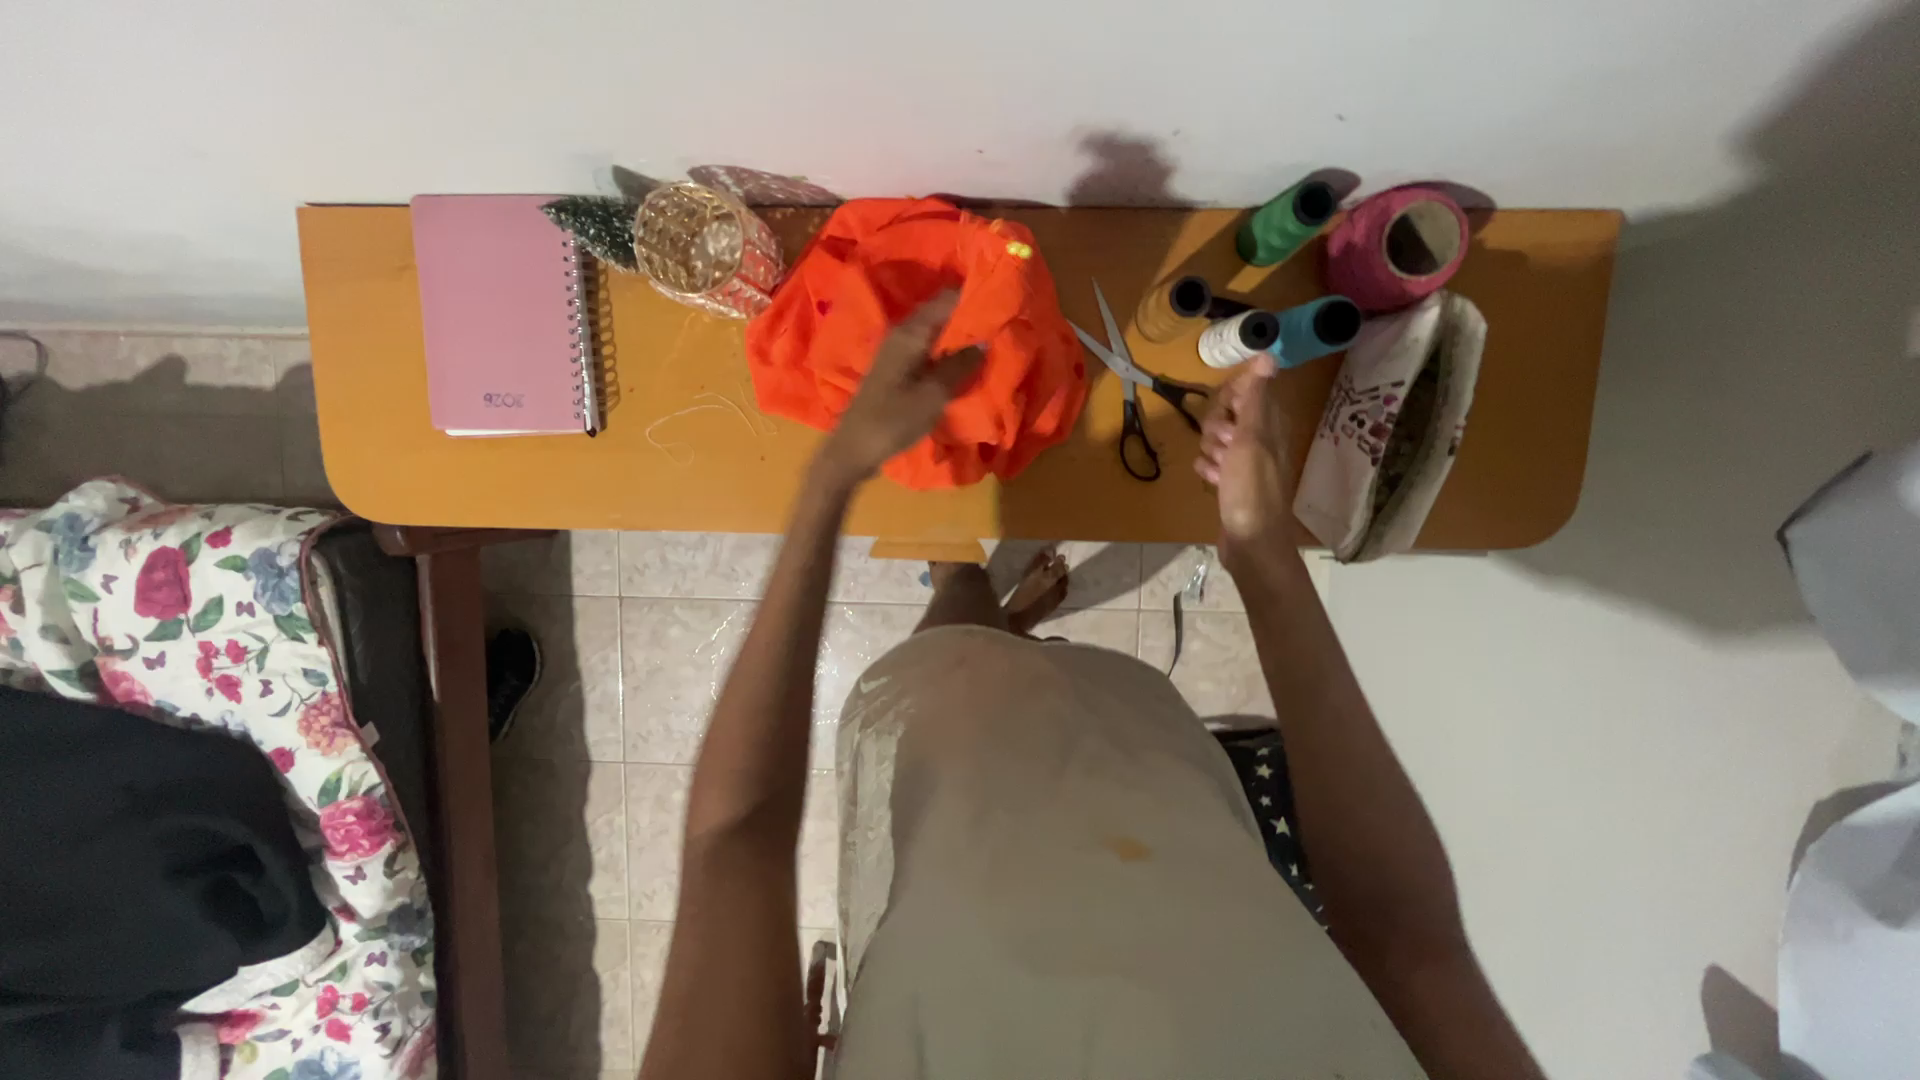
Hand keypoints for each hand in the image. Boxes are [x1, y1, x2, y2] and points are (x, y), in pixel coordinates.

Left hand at [819, 290, 983, 483]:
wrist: (854, 449)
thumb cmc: (893, 421)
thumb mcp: (933, 395)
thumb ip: (959, 365)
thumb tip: (983, 340)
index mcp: (910, 333)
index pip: (946, 299)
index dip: (973, 296)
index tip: (1001, 300)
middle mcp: (901, 334)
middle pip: (940, 313)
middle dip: (968, 315)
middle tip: (1000, 322)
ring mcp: (896, 351)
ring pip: (934, 331)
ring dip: (958, 335)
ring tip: (988, 340)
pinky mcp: (895, 368)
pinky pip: (926, 348)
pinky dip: (946, 351)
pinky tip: (963, 362)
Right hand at [1195, 356, 1294, 566]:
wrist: (1250, 541)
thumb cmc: (1250, 489)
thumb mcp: (1252, 437)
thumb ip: (1255, 397)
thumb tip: (1267, 354)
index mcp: (1269, 425)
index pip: (1250, 390)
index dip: (1232, 394)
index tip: (1225, 409)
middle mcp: (1259, 440)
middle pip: (1228, 414)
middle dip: (1216, 425)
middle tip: (1222, 443)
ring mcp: (1243, 463)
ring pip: (1216, 439)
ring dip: (1210, 450)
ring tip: (1217, 467)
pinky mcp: (1229, 483)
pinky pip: (1211, 464)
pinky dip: (1208, 470)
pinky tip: (1211, 482)